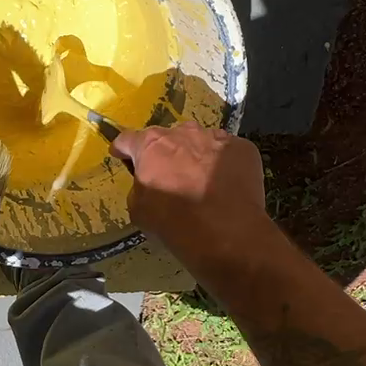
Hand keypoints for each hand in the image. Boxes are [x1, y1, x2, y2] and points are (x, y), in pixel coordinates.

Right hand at [111, 123, 275, 271]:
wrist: (228, 233)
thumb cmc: (175, 223)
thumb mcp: (139, 210)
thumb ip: (138, 187)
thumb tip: (147, 182)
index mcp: (151, 145)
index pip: (128, 139)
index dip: (123, 149)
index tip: (122, 156)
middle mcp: (183, 132)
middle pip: (167, 138)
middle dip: (164, 154)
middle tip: (168, 178)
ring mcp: (216, 137)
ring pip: (199, 142)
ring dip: (194, 157)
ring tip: (200, 182)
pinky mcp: (243, 148)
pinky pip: (226, 152)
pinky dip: (222, 164)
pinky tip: (225, 187)